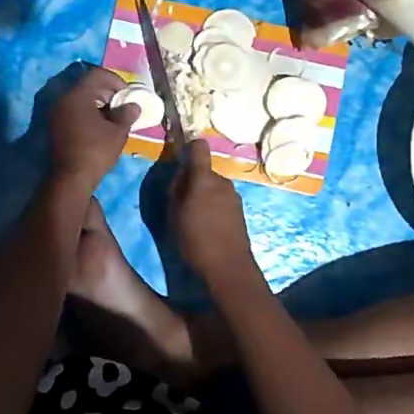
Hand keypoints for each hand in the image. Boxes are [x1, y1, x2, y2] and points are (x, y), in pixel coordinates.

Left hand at [49, 68, 138, 188]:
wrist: (71, 178)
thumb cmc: (96, 151)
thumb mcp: (117, 131)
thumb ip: (126, 114)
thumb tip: (133, 106)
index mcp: (77, 95)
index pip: (97, 74)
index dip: (116, 80)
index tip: (128, 94)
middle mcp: (63, 100)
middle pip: (87, 85)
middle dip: (107, 91)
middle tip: (123, 104)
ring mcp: (56, 113)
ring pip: (80, 99)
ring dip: (98, 103)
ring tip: (114, 117)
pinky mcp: (55, 127)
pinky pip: (73, 111)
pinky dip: (87, 113)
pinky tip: (100, 127)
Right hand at [171, 140, 256, 281]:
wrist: (227, 266)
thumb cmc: (194, 239)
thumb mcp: (173, 214)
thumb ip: (176, 188)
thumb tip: (181, 173)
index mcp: (204, 178)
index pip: (199, 147)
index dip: (190, 148)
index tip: (181, 159)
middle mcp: (222, 181)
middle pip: (205, 171)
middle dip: (194, 181)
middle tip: (182, 202)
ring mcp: (234, 195)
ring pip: (213, 186)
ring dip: (204, 195)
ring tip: (195, 218)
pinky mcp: (240, 209)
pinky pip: (222, 199)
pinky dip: (214, 206)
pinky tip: (208, 226)